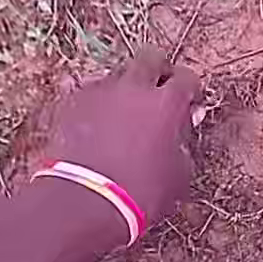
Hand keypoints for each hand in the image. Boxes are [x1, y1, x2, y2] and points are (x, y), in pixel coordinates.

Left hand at [46, 47, 199, 224]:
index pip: (187, 80)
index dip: (191, 92)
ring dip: (126, 86)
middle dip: (159, 71)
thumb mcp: (178, 176)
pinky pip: (84, 88)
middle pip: (151, 59)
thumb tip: (187, 121)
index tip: (190, 107)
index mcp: (167, 103)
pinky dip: (94, 98)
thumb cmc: (141, 194)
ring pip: (117, 73)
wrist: (85, 202)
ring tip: (126, 111)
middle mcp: (134, 87)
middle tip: (160, 93)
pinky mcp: (70, 102)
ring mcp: (99, 91)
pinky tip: (95, 114)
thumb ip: (185, 142)